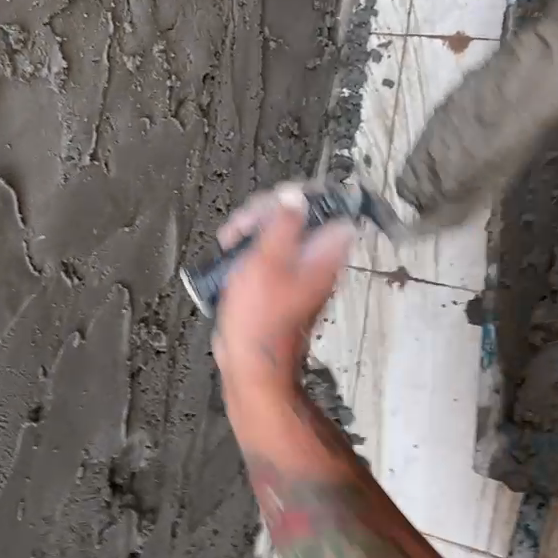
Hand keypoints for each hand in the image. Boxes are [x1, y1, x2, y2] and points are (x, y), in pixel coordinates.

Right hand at [212, 184, 356, 398]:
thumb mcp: (267, 261)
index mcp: (324, 253)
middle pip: (298, 217)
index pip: (326, 206)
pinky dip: (250, 251)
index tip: (273, 200)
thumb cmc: (261, 319)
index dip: (300, 195)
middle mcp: (317, 261)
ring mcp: (298, 274)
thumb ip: (283, 223)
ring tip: (230, 242)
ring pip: (279, 234)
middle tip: (242, 227)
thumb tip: (296, 193)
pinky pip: (267, 255)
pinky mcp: (278, 286)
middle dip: (265, 214)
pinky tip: (231, 257)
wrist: (251, 364)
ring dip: (252, 231)